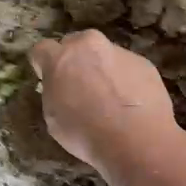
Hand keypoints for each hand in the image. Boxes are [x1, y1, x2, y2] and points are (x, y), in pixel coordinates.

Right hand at [29, 30, 182, 170]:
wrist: (137, 141)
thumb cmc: (85, 132)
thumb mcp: (53, 116)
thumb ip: (54, 91)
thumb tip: (62, 87)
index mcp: (60, 57)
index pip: (41, 49)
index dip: (43, 64)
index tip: (48, 79)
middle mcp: (88, 45)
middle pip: (75, 43)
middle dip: (74, 59)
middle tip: (79, 85)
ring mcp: (118, 51)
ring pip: (103, 54)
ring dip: (101, 68)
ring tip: (110, 98)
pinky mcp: (143, 62)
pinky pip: (127, 67)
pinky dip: (124, 79)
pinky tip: (129, 103)